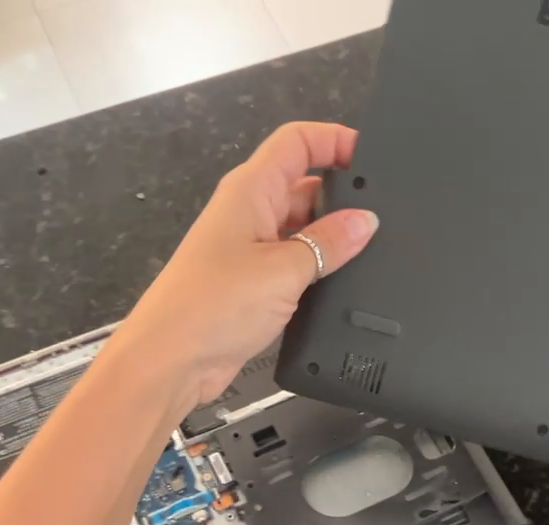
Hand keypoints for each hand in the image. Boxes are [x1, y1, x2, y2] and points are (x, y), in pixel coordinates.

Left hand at [110, 122, 381, 411]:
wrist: (172, 360)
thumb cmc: (213, 305)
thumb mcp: (283, 270)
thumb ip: (329, 244)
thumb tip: (365, 221)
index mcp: (250, 190)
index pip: (297, 142)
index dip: (334, 139)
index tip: (369, 157)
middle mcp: (249, 214)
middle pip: (303, 187)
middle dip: (340, 199)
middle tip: (376, 220)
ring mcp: (250, 252)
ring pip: (301, 231)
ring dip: (329, 242)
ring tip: (364, 256)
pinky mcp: (252, 287)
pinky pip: (293, 267)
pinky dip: (316, 272)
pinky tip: (338, 286)